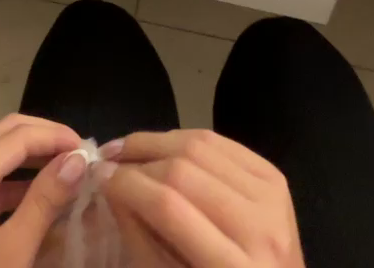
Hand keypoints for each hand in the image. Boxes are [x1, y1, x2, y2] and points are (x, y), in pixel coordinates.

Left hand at [0, 113, 88, 267]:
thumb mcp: (11, 253)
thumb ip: (43, 203)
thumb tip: (77, 161)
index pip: (17, 136)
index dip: (55, 136)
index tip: (89, 150)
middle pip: (5, 133)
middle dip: (44, 136)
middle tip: (80, 154)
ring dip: (33, 154)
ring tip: (68, 169)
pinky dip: (18, 178)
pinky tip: (44, 194)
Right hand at [100, 130, 303, 267]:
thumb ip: (139, 234)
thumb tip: (109, 180)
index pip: (170, 207)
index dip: (128, 184)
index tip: (97, 174)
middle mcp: (261, 229)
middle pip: (185, 170)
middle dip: (138, 159)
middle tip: (108, 159)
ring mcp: (273, 197)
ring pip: (200, 145)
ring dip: (156, 142)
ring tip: (128, 149)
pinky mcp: (275, 176)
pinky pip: (219, 141)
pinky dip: (184, 138)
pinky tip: (162, 147)